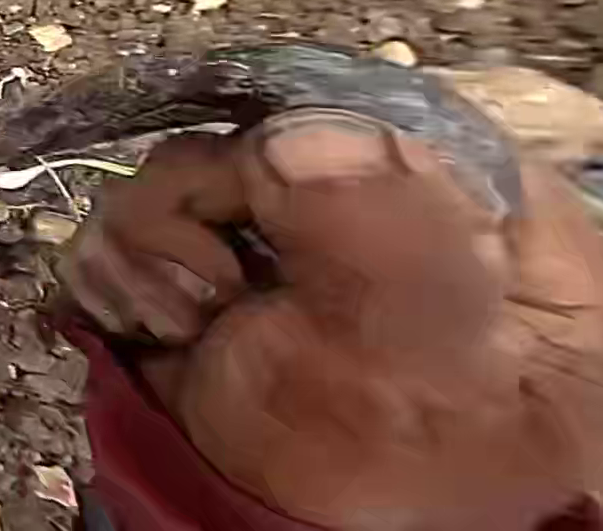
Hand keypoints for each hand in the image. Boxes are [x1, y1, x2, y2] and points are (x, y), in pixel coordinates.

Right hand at [75, 110, 602, 528]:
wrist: (237, 508)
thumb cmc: (356, 459)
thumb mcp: (407, 366)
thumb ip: (383, 241)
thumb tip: (304, 130)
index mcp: (489, 226)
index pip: (388, 112)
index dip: (303, 138)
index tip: (258, 203)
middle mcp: (374, 207)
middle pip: (245, 138)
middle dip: (194, 211)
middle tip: (215, 293)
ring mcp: (271, 222)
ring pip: (165, 169)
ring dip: (144, 247)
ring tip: (175, 320)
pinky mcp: (192, 238)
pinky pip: (119, 210)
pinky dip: (114, 263)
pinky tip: (145, 317)